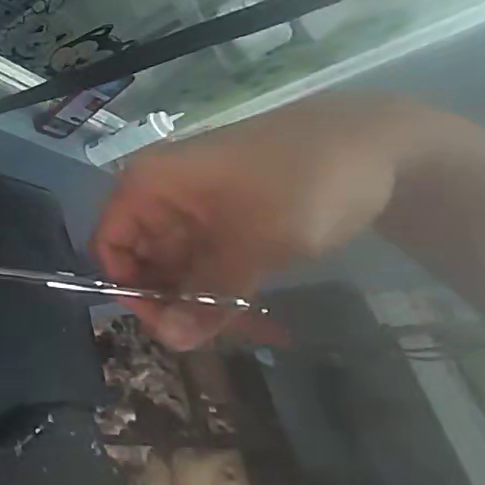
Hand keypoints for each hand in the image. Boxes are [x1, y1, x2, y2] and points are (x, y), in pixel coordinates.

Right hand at [93, 93, 445, 349]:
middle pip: (142, 258)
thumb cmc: (301, 182)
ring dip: (201, 299)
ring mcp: (192, 203)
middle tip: (213, 337)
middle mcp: (160, 192)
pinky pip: (206, 258)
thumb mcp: (254, 246)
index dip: (130, 288)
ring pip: (176, 264)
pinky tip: (254, 310)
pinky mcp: (221, 214)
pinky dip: (223, 285)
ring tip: (244, 327)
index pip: (109, 243)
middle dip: (171, 301)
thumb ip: (209, 295)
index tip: (170, 326)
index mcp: (150, 183)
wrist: (374, 142)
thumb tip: (170, 342)